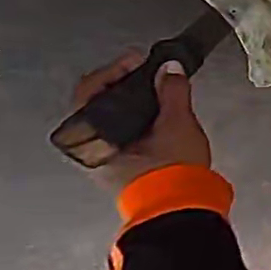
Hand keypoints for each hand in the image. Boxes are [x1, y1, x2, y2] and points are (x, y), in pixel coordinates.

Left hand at [70, 52, 212, 193]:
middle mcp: (92, 150)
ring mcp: (105, 161)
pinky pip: (120, 133)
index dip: (114, 69)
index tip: (139, 60)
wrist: (181, 209)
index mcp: (93, 138)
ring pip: (109, 119)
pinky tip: (155, 116)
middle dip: (123, 84)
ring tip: (156, 92)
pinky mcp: (122, 168)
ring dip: (130, 102)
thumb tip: (169, 68)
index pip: (89, 90)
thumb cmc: (173, 172)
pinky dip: (134, 118)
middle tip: (147, 73)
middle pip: (98, 103)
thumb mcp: (176, 123)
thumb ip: (172, 91)